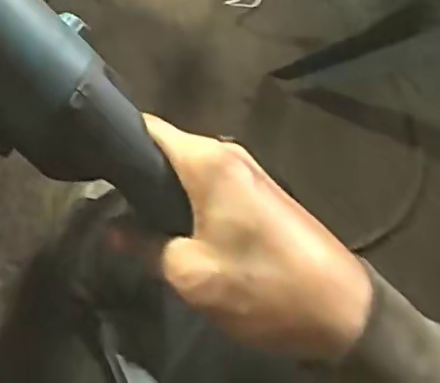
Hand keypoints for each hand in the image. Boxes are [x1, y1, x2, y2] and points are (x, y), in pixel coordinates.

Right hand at [118, 116, 374, 363]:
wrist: (344, 312)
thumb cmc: (262, 284)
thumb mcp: (193, 274)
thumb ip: (145, 246)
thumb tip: (113, 231)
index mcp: (207, 159)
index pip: (148, 127)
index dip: (118, 139)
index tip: (95, 160)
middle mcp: (226, 151)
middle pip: (168, 147)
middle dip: (141, 171)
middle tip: (114, 201)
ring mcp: (247, 168)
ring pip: (190, 166)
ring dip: (168, 188)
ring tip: (142, 217)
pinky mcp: (260, 189)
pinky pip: (212, 180)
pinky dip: (192, 197)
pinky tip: (182, 226)